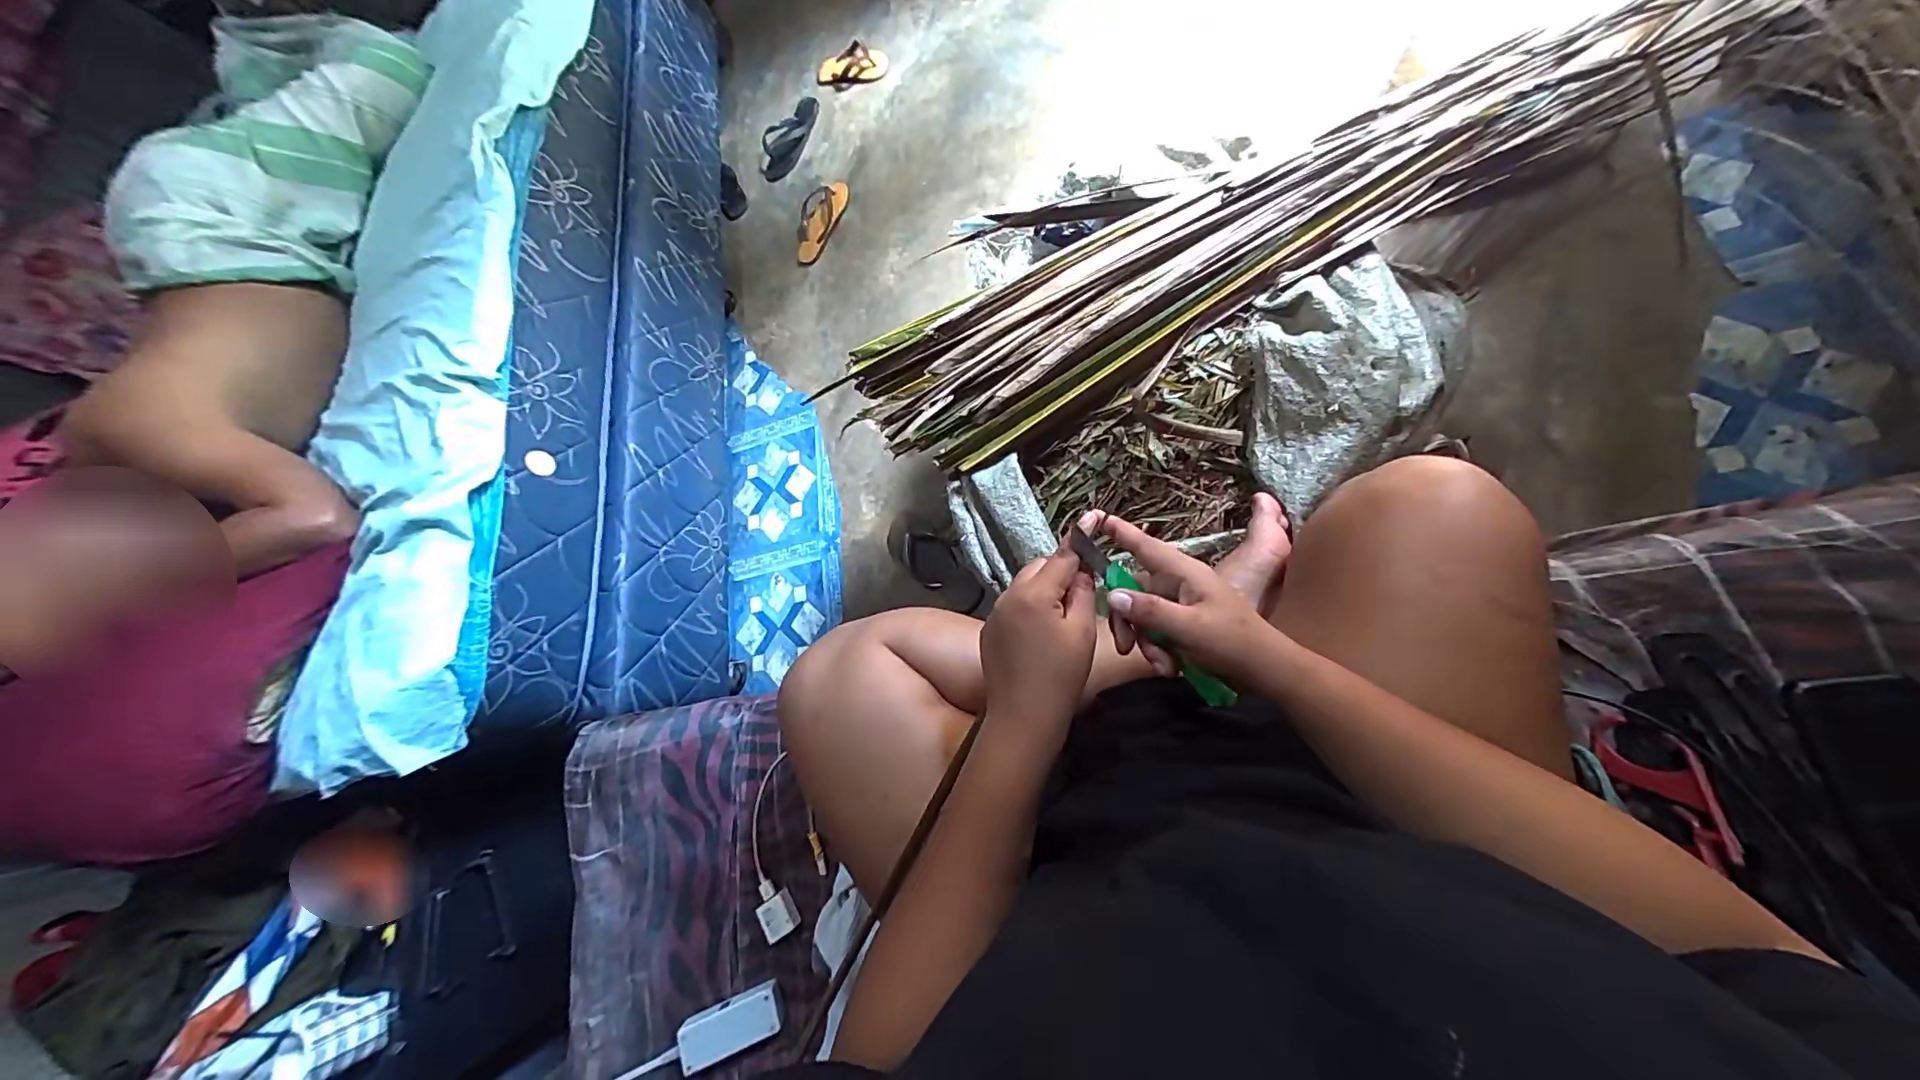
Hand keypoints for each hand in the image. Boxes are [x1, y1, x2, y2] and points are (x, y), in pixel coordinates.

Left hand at [980, 540, 1097, 735]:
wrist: (1022, 716)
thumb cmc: (1060, 676)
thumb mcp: (1082, 632)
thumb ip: (1082, 593)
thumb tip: (1080, 571)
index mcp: (1033, 593)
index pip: (1061, 556)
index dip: (1079, 538)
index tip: (1092, 517)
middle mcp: (1009, 595)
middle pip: (1040, 567)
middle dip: (1061, 569)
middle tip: (1084, 589)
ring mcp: (995, 612)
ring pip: (1025, 585)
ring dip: (1044, 588)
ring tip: (1064, 613)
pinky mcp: (989, 629)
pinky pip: (1014, 605)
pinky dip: (1030, 606)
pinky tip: (1042, 631)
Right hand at [1088, 513, 1283, 686]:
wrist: (1264, 672)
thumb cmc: (1232, 641)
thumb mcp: (1189, 627)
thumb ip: (1150, 611)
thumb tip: (1112, 595)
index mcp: (1184, 573)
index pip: (1146, 546)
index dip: (1121, 532)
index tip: (1097, 518)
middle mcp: (1178, 584)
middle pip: (1133, 591)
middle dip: (1128, 621)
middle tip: (1126, 647)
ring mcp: (1179, 605)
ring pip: (1141, 616)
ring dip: (1145, 642)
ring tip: (1163, 665)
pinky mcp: (1181, 625)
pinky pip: (1154, 632)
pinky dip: (1156, 650)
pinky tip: (1169, 668)